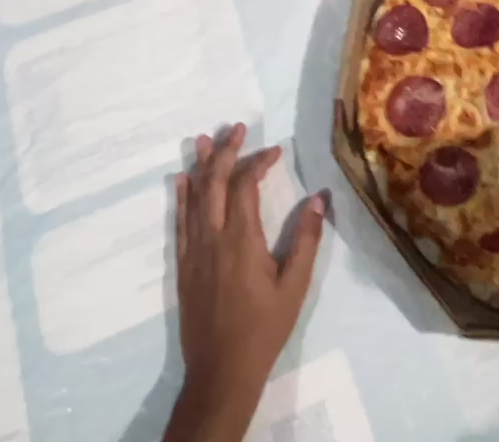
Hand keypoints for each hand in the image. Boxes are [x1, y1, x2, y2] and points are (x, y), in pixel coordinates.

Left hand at [174, 124, 327, 410]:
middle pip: (214, 183)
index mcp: (242, 240)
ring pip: (194, 198)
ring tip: (203, 138)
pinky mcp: (184, 265)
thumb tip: (318, 198)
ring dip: (200, 166)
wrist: (221, 370)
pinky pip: (180, 222)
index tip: (275, 151)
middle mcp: (213, 238)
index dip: (257, 162)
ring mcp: (194, 251)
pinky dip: (181, 197)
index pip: (244, 186)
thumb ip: (305, 239)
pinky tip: (181, 181)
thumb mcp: (295, 285)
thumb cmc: (264, 327)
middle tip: (236, 127)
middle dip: (225, 152)